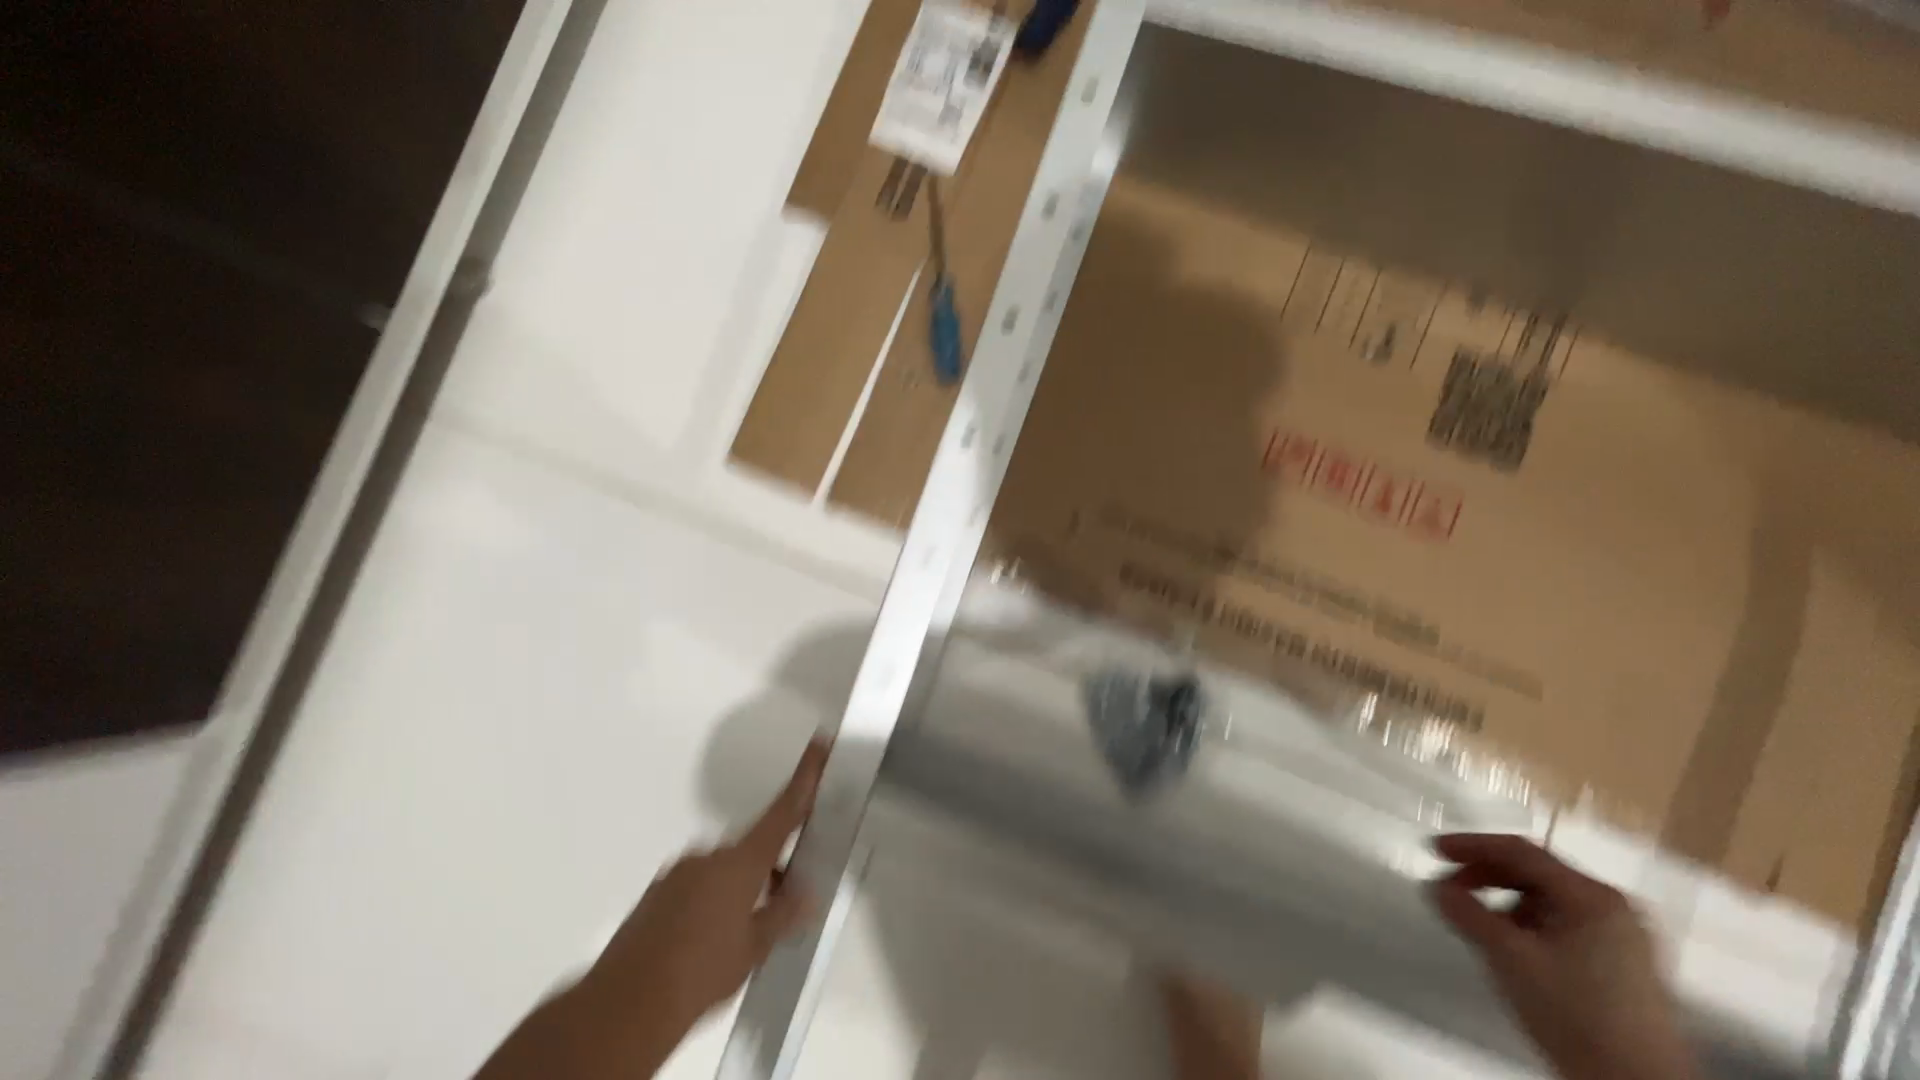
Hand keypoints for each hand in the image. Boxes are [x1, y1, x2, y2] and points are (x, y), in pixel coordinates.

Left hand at [475, 740, 831, 1079]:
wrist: (625, 1005)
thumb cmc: (702, 970)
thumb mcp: (755, 948)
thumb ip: (783, 915)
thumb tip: (805, 894)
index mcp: (741, 862)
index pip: (782, 813)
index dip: (804, 778)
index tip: (819, 742)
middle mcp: (708, 856)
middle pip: (752, 851)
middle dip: (768, 873)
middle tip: (780, 908)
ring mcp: (678, 873)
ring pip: (722, 872)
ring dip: (737, 892)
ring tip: (738, 939)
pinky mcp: (656, 895)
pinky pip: (696, 888)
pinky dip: (710, 904)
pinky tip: (707, 943)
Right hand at [1428, 833, 1696, 1079]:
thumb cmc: (1573, 1014)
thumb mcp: (1510, 958)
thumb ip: (1467, 914)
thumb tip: (1435, 885)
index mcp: (1593, 896)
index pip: (1521, 852)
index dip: (1471, 846)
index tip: (1432, 850)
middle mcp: (1614, 906)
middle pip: (1537, 874)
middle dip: (1487, 877)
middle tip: (1450, 889)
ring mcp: (1626, 936)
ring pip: (1551, 902)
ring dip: (1507, 904)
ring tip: (1481, 926)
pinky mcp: (1627, 964)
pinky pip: (1567, 925)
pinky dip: (1532, 925)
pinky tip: (1516, 949)